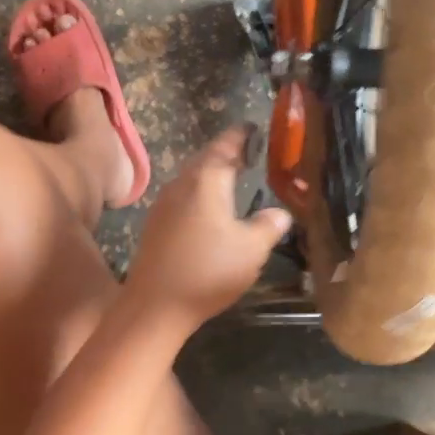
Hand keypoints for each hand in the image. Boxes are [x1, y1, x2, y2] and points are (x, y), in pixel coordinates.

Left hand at [127, 126, 292, 326]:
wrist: (154, 305)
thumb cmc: (208, 270)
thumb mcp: (251, 249)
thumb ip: (268, 226)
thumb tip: (280, 212)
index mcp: (207, 180)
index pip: (226, 146)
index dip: (241, 136)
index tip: (253, 129)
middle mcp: (182, 184)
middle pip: (205, 160)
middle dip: (225, 154)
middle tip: (247, 154)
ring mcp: (163, 205)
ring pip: (191, 179)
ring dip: (210, 175)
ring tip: (231, 179)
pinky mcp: (155, 226)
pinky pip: (182, 198)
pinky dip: (199, 195)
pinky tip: (208, 211)